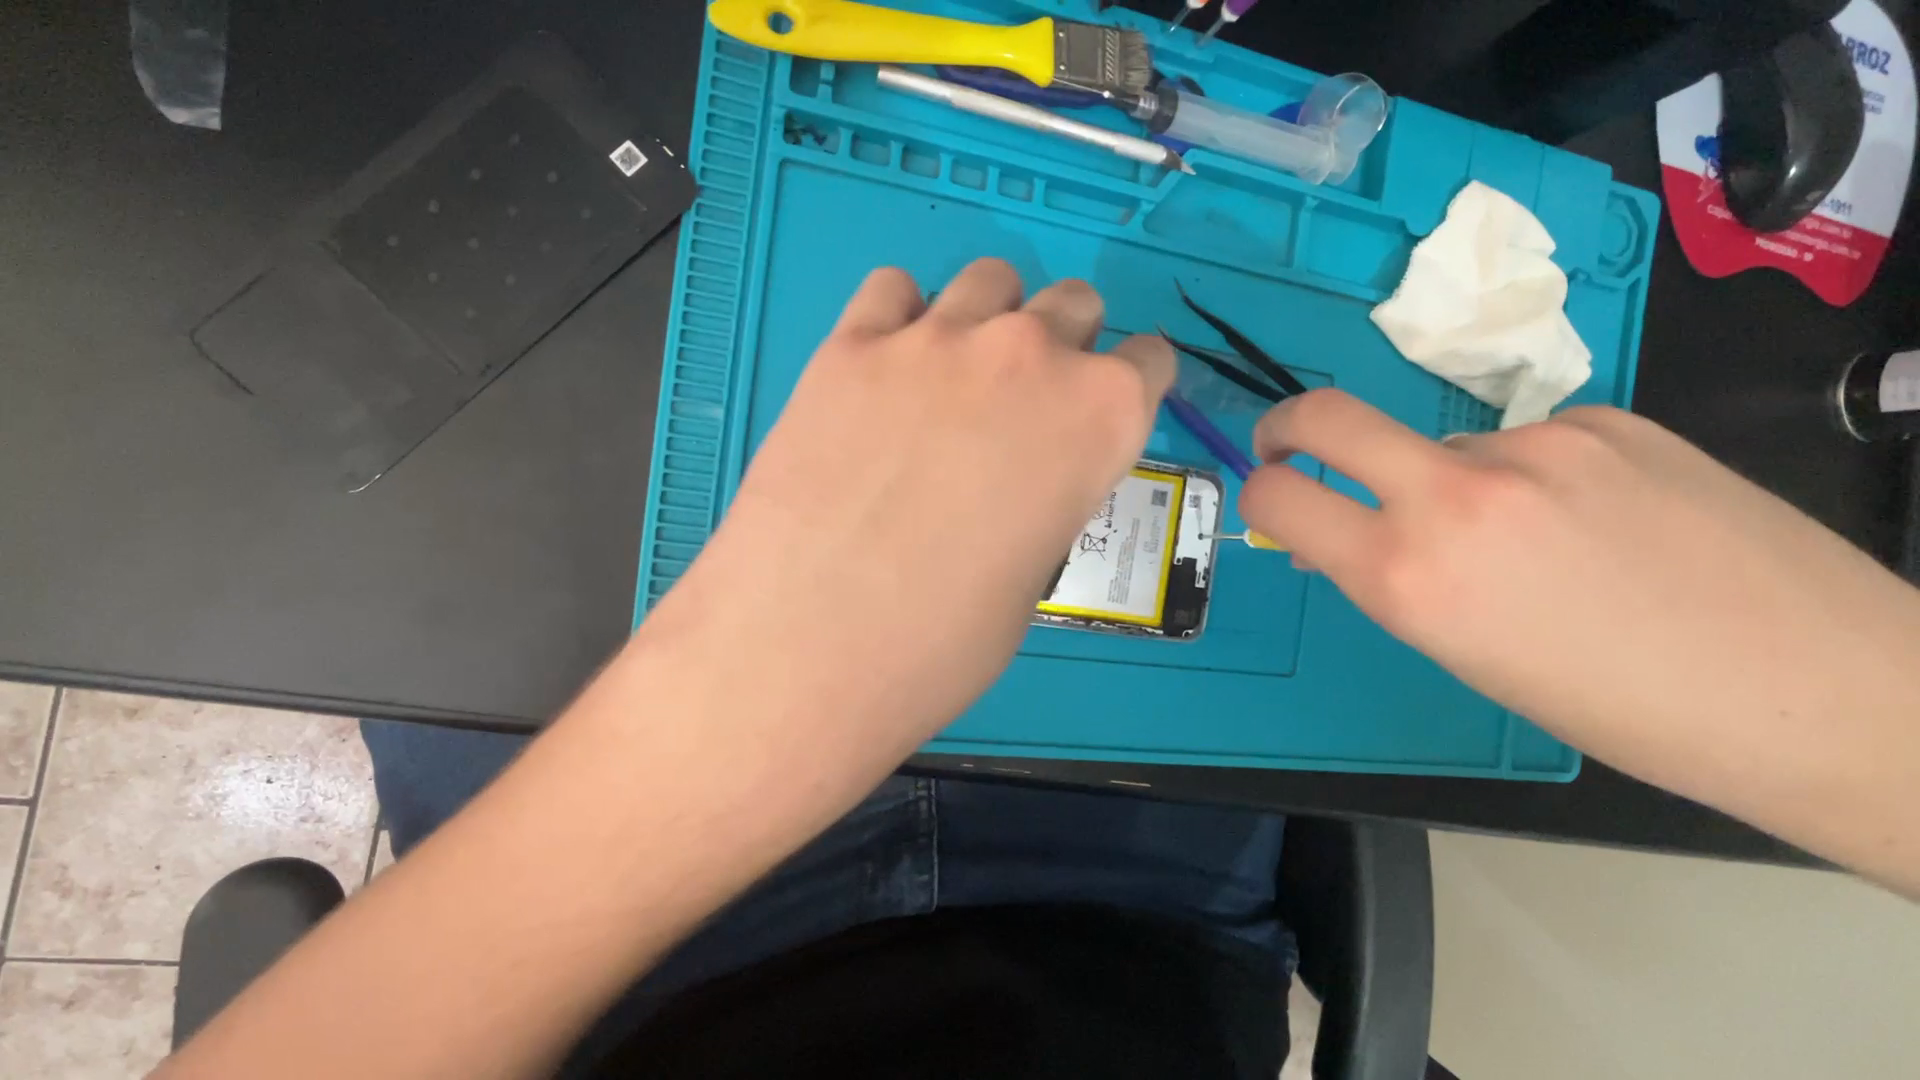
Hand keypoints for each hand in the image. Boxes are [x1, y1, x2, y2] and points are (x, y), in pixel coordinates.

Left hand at [649, 259, 1173, 754]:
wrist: (810, 642)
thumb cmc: (944, 642)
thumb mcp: (1034, 573)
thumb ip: (1047, 496)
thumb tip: (1018, 479)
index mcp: (1099, 417)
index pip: (1148, 361)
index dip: (1130, 387)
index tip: (1103, 414)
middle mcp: (1031, 355)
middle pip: (1073, 304)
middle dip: (1064, 345)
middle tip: (1023, 406)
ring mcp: (937, 338)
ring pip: (989, 280)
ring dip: (989, 319)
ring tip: (952, 379)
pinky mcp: (851, 343)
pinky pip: (893, 289)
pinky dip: (900, 318)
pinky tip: (884, 371)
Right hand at [1239, 389, 1919, 889]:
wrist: (1818, 691)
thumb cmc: (1616, 709)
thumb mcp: (1465, 655)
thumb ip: (1390, 580)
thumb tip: (1337, 541)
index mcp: (1408, 576)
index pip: (1279, 498)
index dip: (1258, 492)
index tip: (1268, 493)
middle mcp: (1456, 493)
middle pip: (1327, 415)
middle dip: (1288, 426)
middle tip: (1289, 445)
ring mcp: (1536, 444)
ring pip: (1445, 444)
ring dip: (1451, 479)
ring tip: (1535, 539)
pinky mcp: (1607, 419)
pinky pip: (1528, 440)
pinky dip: (1531, 473)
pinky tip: (1599, 519)